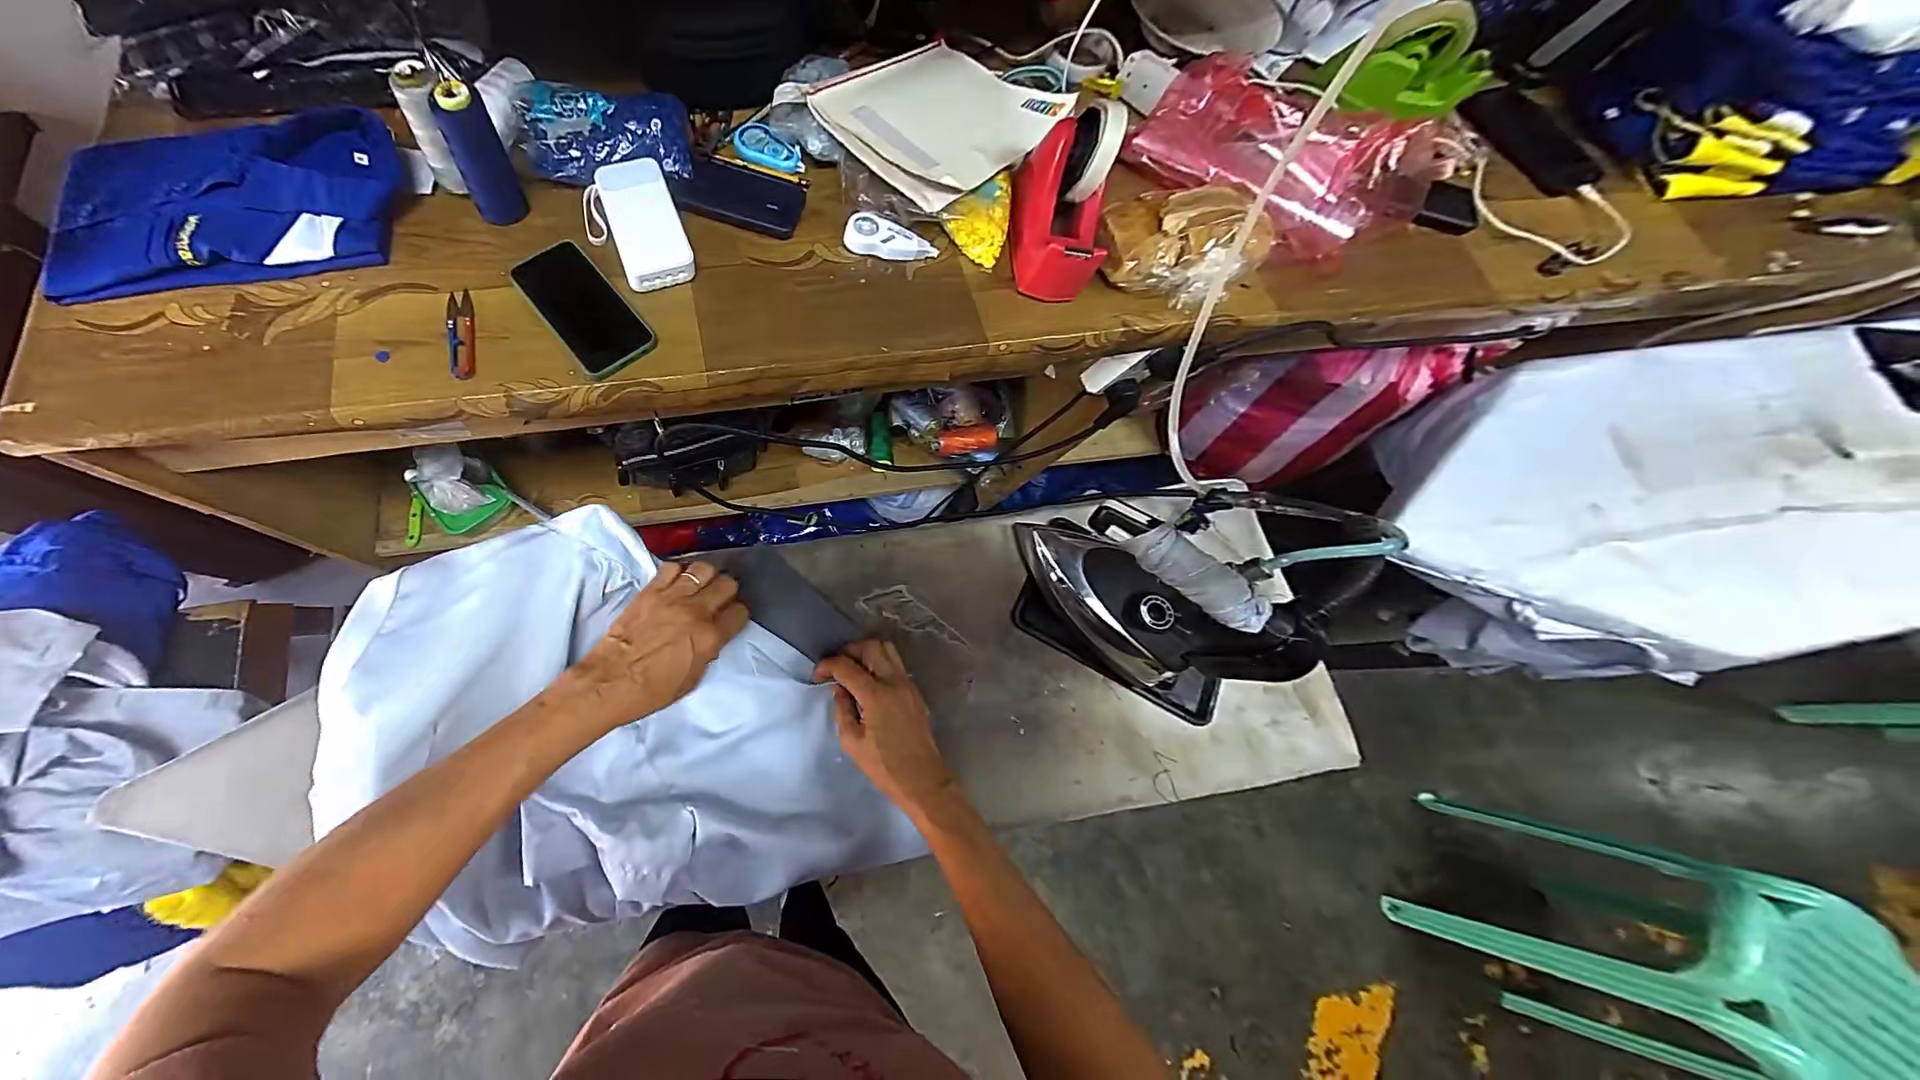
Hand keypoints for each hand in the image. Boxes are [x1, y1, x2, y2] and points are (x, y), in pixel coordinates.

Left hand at [566, 560, 748, 728]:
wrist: (610, 683)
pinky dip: (679, 572)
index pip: (740, 612)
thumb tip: (713, 636)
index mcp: (711, 637)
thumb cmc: (653, 690)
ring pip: (704, 569)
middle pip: (727, 584)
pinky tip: (676, 583)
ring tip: (699, 586)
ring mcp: (672, 598)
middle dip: (727, 592)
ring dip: (706, 577)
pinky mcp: (650, 591)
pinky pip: (673, 568)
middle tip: (718, 600)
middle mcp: (697, 612)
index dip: (737, 615)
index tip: (731, 618)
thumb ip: (709, 650)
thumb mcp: (694, 677)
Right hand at [814, 640, 959, 819]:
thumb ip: (843, 710)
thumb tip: (840, 689)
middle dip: (848, 651)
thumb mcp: (852, 742)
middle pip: (870, 647)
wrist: (922, 778)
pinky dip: (880, 663)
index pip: (847, 666)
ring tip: (852, 670)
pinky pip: (896, 664)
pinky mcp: (915, 691)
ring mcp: (908, 684)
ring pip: (887, 650)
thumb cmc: (884, 766)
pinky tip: (869, 682)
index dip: (827, 665)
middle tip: (835, 668)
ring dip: (867, 653)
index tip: (817, 675)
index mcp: (876, 695)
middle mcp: (895, 681)